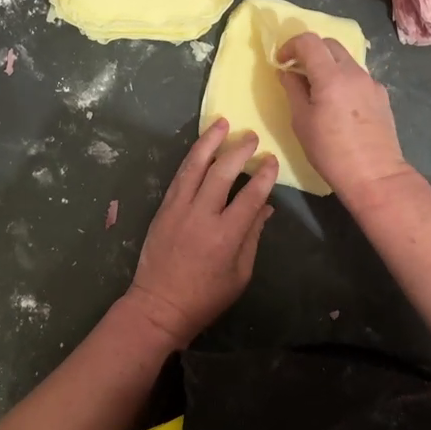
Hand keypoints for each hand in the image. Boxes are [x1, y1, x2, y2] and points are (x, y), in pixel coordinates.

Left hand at [123, 119, 277, 345]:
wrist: (158, 306)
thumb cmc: (205, 297)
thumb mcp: (239, 275)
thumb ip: (252, 236)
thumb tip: (266, 207)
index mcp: (225, 237)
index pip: (250, 197)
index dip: (263, 176)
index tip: (271, 160)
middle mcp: (202, 216)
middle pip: (222, 173)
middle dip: (239, 151)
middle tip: (252, 136)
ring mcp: (179, 208)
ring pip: (196, 166)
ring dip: (210, 142)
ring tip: (222, 123)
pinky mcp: (164, 207)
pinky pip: (180, 175)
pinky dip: (192, 158)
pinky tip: (201, 146)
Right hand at [277, 33, 411, 196]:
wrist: (375, 177)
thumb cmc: (331, 152)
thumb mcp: (301, 122)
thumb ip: (293, 90)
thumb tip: (287, 72)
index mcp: (331, 77)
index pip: (309, 41)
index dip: (291, 45)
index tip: (282, 62)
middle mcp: (354, 72)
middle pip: (329, 44)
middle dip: (310, 51)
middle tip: (298, 71)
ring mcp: (371, 82)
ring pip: (345, 59)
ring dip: (328, 65)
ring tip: (319, 90)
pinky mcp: (382, 95)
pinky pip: (358, 77)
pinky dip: (344, 79)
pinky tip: (341, 105)